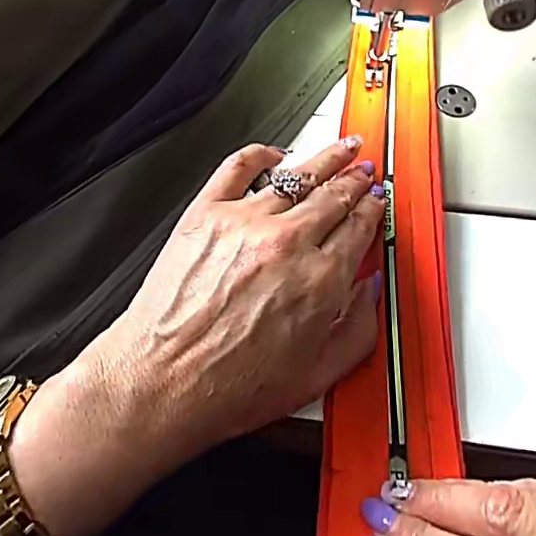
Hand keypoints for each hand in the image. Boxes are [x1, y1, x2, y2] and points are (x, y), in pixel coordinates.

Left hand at [29, 136, 384, 491]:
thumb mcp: (317, 375)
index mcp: (321, 281)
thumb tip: (371, 295)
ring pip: (297, 176)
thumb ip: (359, 330)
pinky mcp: (206, 214)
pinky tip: (275, 153)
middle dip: (356, 178)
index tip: (376, 200)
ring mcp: (245, 223)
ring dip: (326, 158)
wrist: (160, 384)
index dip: (373, 208)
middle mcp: (288, 244)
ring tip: (340, 148)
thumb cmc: (229, 387)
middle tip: (364, 169)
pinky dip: (261, 153)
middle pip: (334, 194)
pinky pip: (239, 167)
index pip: (359, 226)